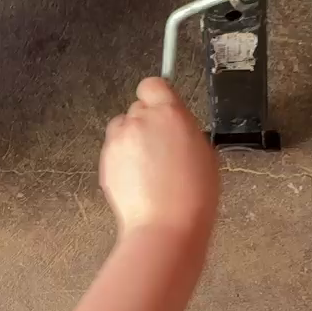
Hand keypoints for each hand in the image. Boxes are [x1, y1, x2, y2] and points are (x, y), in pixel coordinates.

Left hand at [99, 77, 218, 241]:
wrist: (165, 226)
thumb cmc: (192, 197)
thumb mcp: (205, 153)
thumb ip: (184, 129)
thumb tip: (176, 124)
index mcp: (171, 114)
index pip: (153, 84)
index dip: (156, 96)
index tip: (160, 106)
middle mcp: (141, 121)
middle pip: (137, 107)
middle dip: (146, 123)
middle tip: (160, 148)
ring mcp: (120, 140)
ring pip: (122, 127)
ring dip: (132, 139)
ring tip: (148, 167)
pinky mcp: (106, 159)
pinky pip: (114, 149)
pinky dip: (123, 159)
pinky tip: (139, 179)